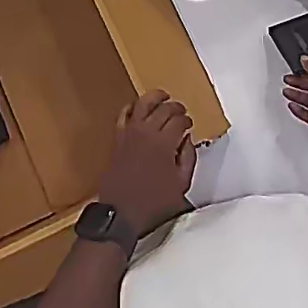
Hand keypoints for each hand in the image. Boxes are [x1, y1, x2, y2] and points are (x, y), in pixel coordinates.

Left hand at [98, 89, 196, 235]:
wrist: (122, 211)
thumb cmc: (154, 202)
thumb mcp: (181, 184)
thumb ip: (188, 158)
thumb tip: (188, 139)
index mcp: (164, 143)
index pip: (179, 121)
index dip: (187, 120)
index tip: (190, 124)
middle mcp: (146, 132)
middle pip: (163, 109)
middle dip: (176, 107)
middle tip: (182, 111)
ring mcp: (129, 132)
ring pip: (142, 104)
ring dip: (155, 97)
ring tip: (163, 96)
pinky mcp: (117, 137)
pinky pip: (124, 114)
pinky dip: (132, 107)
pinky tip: (138, 107)